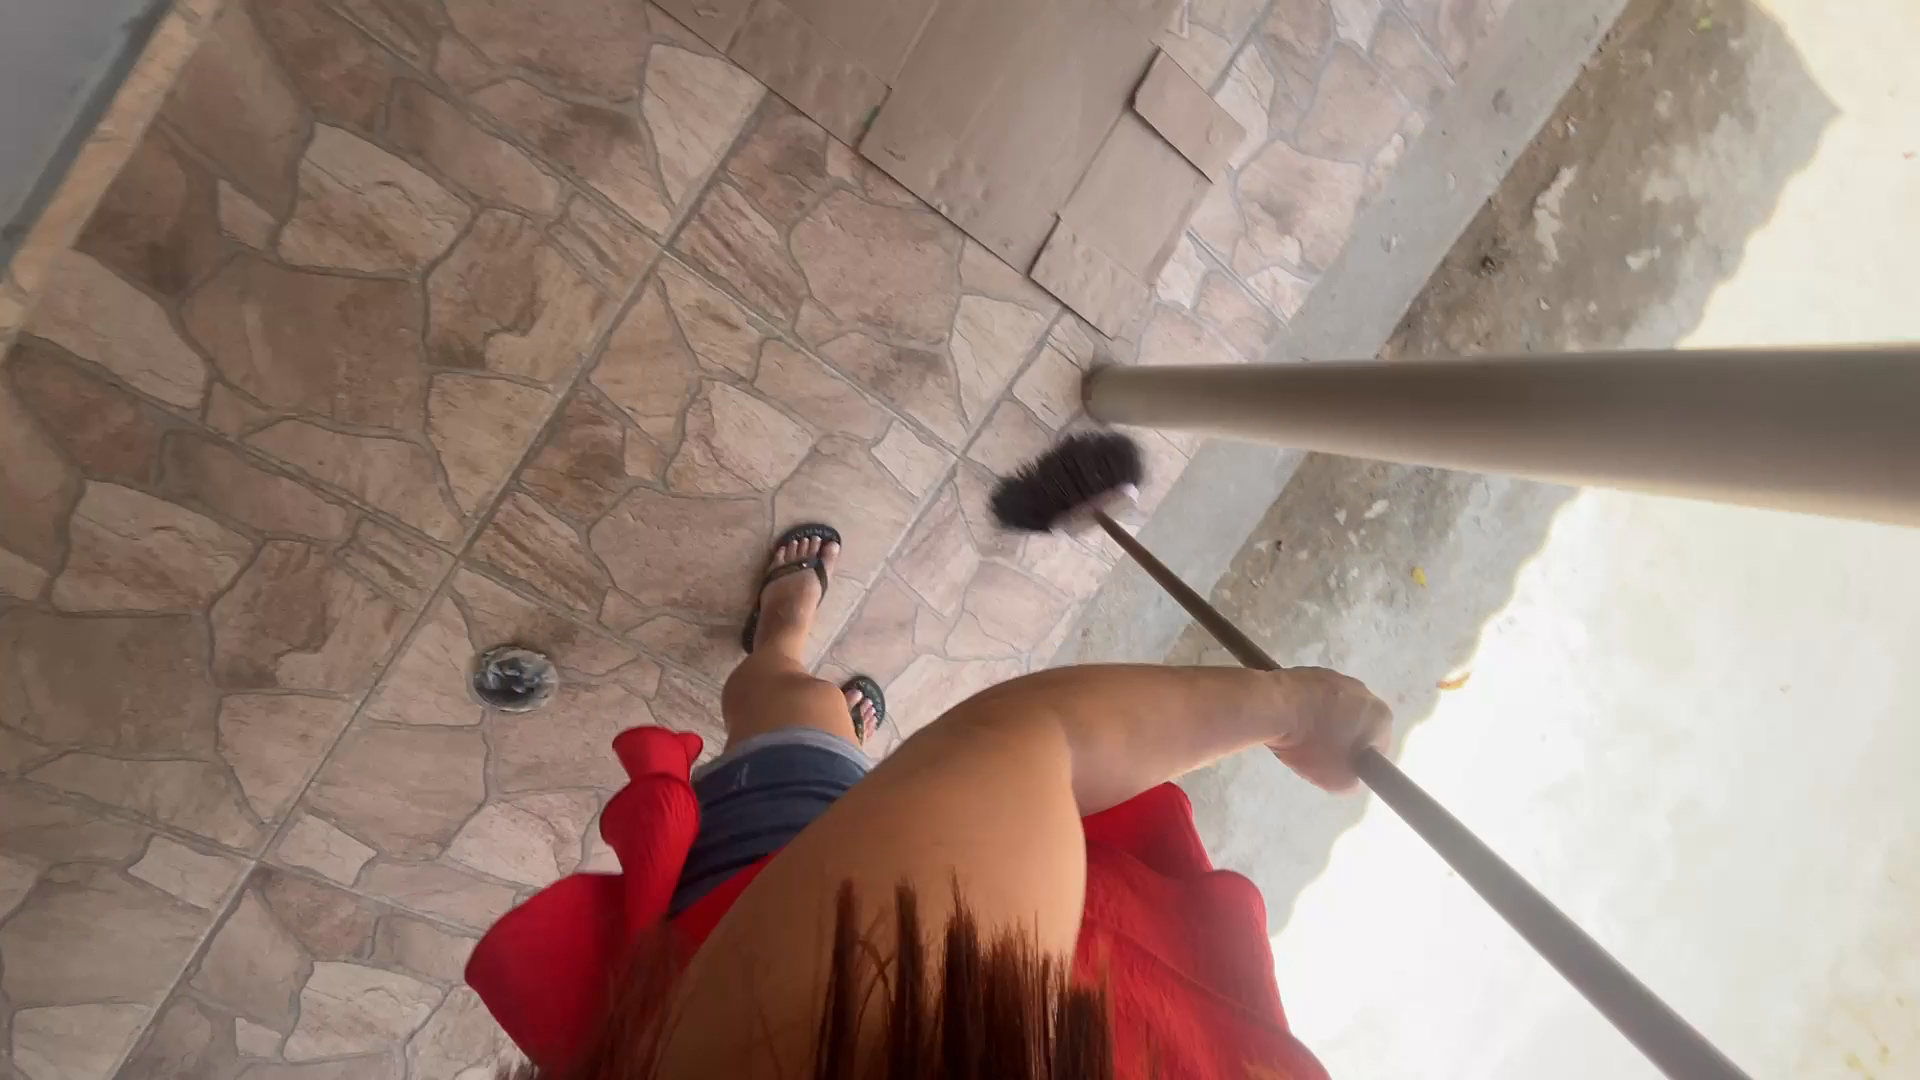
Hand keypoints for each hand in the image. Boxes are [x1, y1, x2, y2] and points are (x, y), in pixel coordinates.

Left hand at [1266, 667, 1392, 792]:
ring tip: (1299, 736)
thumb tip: (1349, 773)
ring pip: (1332, 709)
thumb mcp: (1339, 780)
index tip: (1338, 766)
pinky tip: (1288, 720)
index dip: (1358, 761)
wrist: (1272, 707)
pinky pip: (1310, 697)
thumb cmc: (1312, 744)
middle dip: (1339, 738)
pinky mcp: (1306, 671)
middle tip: (1317, 753)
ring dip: (1320, 721)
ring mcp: (1333, 676)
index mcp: (1380, 715)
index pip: (1377, 746)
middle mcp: (1363, 691)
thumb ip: (1354, 779)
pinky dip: (1302, 708)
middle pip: (1355, 723)